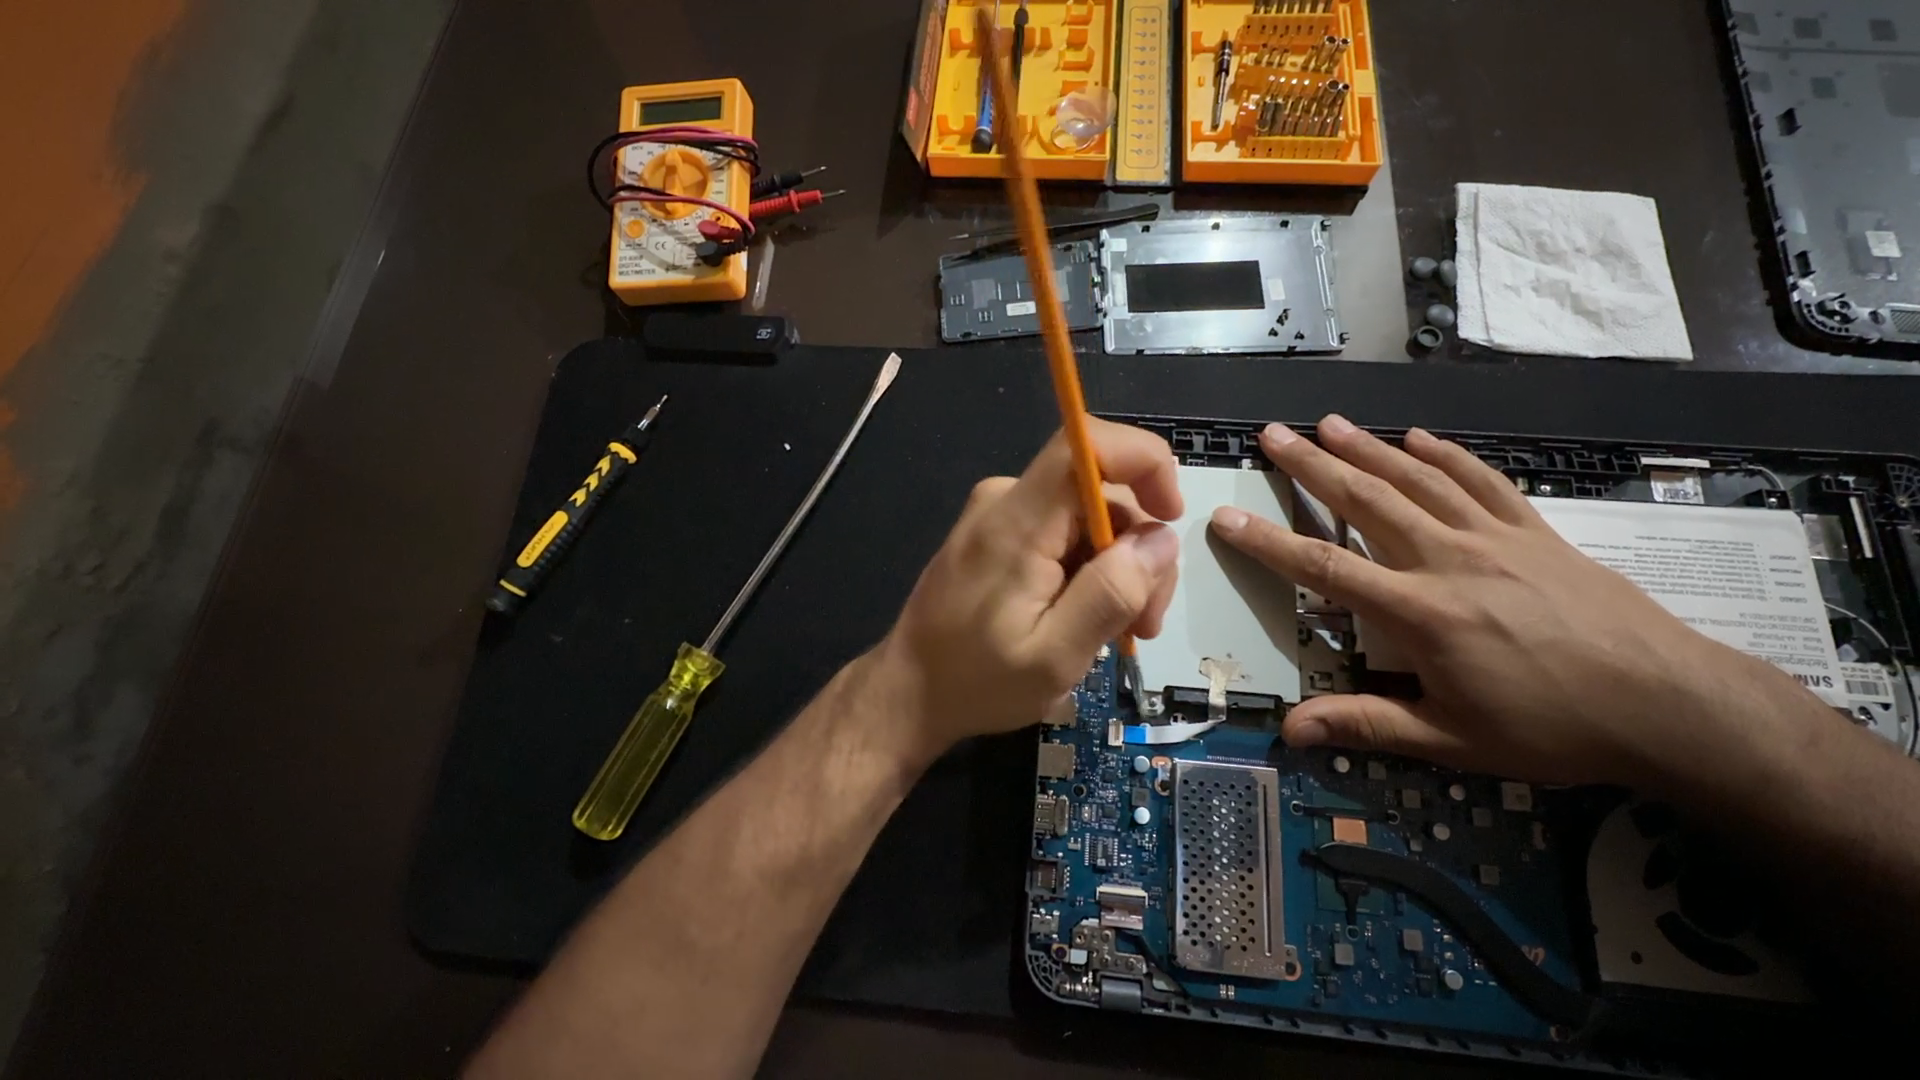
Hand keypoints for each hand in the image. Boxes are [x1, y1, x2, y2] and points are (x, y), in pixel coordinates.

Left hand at [870, 419, 1183, 767]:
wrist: (910, 691)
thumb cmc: (977, 681)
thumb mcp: (1054, 656)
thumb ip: (1110, 594)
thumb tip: (1161, 538)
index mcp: (1016, 522)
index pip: (1087, 444)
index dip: (1143, 461)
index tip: (1170, 516)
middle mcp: (1006, 500)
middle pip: (1101, 492)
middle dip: (1138, 551)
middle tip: (1143, 624)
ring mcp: (1000, 516)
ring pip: (1090, 518)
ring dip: (1117, 570)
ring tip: (1117, 634)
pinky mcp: (999, 535)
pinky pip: (1065, 533)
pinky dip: (1089, 572)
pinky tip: (1087, 620)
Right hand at [1207, 415, 1792, 787]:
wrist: (1669, 705)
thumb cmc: (1551, 728)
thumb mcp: (1451, 739)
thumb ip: (1367, 725)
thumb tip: (1291, 731)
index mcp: (1419, 613)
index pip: (1324, 568)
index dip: (1268, 543)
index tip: (1227, 517)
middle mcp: (1448, 560)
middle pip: (1366, 501)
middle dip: (1312, 467)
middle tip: (1273, 435)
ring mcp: (1494, 538)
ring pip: (1417, 480)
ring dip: (1367, 448)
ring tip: (1328, 423)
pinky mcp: (1535, 532)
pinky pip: (1482, 481)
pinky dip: (1445, 456)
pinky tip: (1418, 438)